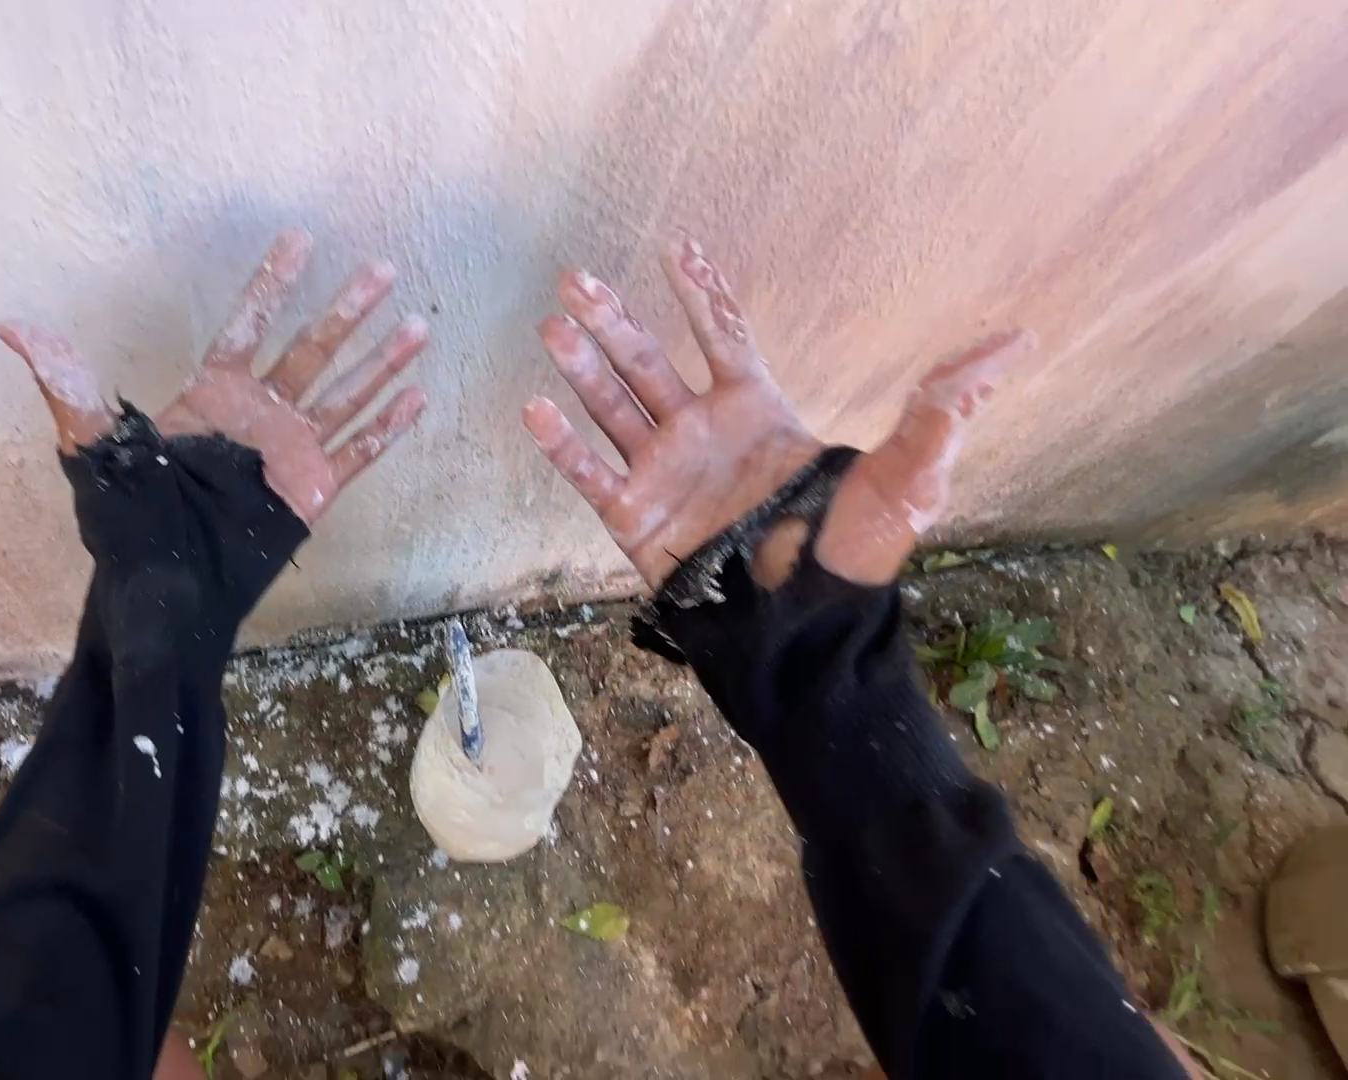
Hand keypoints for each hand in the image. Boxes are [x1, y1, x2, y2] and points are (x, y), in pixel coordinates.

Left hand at [0, 229, 428, 524]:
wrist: (167, 592)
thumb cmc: (129, 525)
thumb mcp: (94, 453)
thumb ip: (70, 391)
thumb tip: (13, 328)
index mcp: (215, 395)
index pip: (250, 326)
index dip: (274, 284)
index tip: (301, 241)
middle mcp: (260, 415)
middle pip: (314, 350)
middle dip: (349, 310)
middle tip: (385, 268)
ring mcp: (292, 451)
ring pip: (346, 395)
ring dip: (381, 363)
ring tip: (418, 327)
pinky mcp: (315, 490)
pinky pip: (359, 453)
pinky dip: (388, 429)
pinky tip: (418, 399)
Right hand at [524, 229, 1033, 588]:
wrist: (791, 625)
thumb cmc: (847, 555)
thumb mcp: (906, 484)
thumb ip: (938, 416)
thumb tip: (1010, 344)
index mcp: (754, 413)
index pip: (721, 336)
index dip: (700, 292)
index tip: (677, 248)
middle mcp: (697, 432)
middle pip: (647, 361)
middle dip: (613, 318)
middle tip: (577, 279)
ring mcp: (658, 471)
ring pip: (610, 406)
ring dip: (580, 366)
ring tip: (552, 325)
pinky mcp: (630, 514)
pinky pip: (587, 471)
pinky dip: (560, 443)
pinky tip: (534, 408)